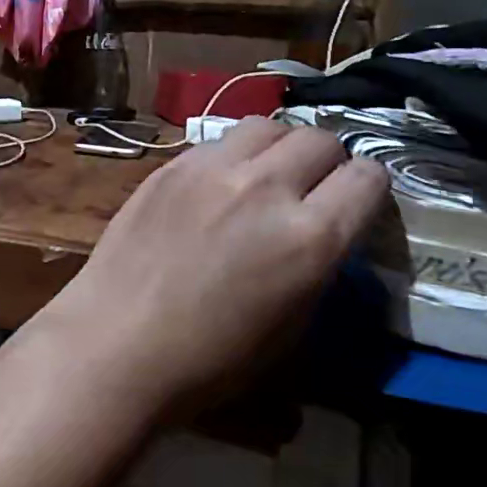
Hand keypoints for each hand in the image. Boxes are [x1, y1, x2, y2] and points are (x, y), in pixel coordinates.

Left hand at [38, 117, 389, 415]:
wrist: (117, 343)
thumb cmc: (208, 361)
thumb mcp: (290, 329)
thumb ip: (318, 266)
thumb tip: (326, 230)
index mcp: (310, 238)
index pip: (367, 177)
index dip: (369, 188)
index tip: (356, 201)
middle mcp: (268, 187)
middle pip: (321, 139)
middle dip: (329, 162)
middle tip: (312, 188)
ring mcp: (216, 168)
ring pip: (271, 125)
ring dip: (281, 147)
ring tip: (268, 174)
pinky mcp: (175, 163)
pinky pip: (222, 139)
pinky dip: (235, 154)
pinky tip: (220, 183)